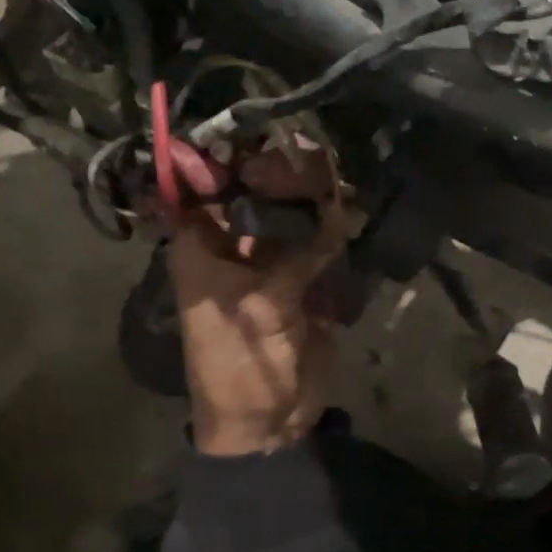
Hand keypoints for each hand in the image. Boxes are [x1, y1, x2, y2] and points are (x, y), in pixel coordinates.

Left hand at [164, 141, 346, 456]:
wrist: (268, 419)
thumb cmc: (240, 361)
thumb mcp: (260, 304)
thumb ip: (296, 253)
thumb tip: (332, 206)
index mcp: (202, 249)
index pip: (204, 189)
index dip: (221, 159)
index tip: (254, 133)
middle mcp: (236, 248)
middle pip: (253, 195)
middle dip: (278, 173)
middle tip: (308, 154)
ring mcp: (273, 265)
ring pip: (290, 216)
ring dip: (310, 195)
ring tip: (334, 176)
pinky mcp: (307, 282)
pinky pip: (319, 245)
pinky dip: (333, 227)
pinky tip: (348, 205)